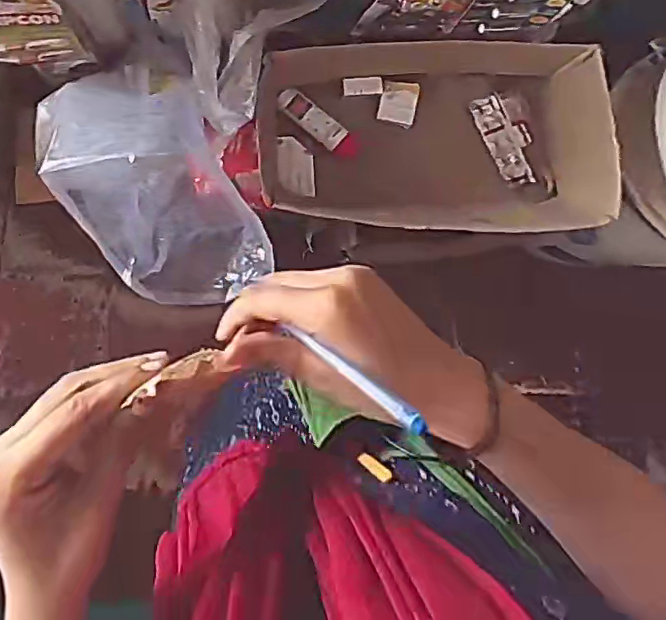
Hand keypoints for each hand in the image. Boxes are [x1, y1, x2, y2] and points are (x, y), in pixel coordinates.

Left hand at [0, 351, 166, 617]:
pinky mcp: (16, 444)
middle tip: (156, 363)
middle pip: (64, 394)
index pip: (73, 411)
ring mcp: (3, 446)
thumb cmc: (65, 567)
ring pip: (62, 395)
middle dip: (115, 375)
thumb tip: (149, 395)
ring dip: (106, 381)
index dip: (118, 384)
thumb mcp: (98, 505)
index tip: (154, 368)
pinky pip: (59, 408)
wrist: (40, 600)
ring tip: (145, 369)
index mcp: (8, 472)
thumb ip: (120, 444)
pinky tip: (121, 388)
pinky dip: (93, 397)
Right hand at [216, 266, 487, 447]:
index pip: (263, 296)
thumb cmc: (383, 392)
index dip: (236, 316)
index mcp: (326, 302)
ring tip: (265, 337)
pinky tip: (295, 325)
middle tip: (240, 344)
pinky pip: (315, 281)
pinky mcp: (362, 277)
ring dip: (274, 302)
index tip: (223, 342)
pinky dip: (297, 299)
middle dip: (252, 308)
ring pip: (294, 279)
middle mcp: (336, 276)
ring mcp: (352, 273)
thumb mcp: (322, 377)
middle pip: (276, 281)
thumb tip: (229, 353)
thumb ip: (273, 353)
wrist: (442, 383)